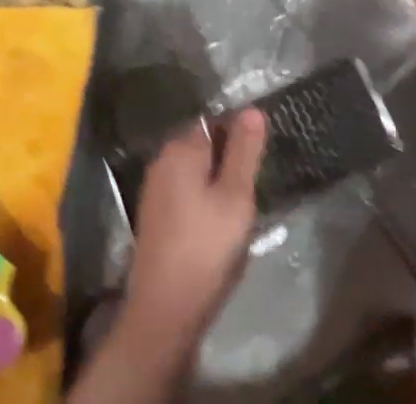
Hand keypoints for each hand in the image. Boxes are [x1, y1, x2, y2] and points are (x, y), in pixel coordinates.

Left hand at [119, 110, 267, 350]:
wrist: (166, 306)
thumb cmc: (206, 246)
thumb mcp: (235, 197)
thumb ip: (244, 152)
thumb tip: (251, 109)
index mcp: (180, 150)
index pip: (213, 121)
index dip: (239, 133)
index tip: (261, 155)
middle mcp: (161, 162)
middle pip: (202, 145)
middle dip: (228, 158)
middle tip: (255, 183)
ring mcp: (155, 190)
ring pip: (194, 171)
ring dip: (218, 181)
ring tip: (242, 204)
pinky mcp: (155, 215)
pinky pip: (185, 192)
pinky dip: (204, 199)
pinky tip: (220, 222)